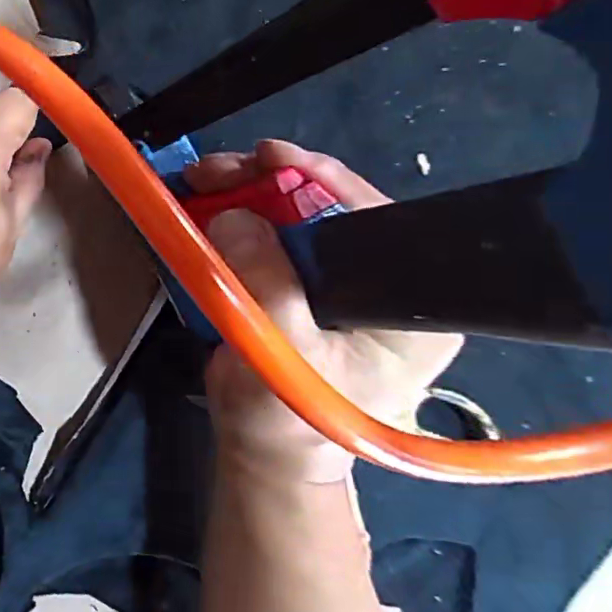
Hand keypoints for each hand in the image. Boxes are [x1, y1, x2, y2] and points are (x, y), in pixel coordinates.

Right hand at [189, 140, 462, 482]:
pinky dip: (237, 219)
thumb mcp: (279, 352)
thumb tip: (231, 215)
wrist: (265, 453)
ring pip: (296, 221)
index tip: (273, 158)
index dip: (324, 183)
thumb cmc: (287, 418)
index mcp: (407, 306)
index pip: (375, 223)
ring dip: (247, 195)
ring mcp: (338, 286)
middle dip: (272, 182)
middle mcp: (380, 286)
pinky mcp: (301, 289)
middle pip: (330, 213)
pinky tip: (211, 204)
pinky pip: (272, 242)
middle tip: (219, 168)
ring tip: (204, 179)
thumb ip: (264, 283)